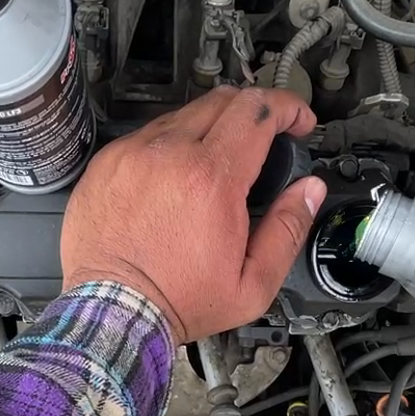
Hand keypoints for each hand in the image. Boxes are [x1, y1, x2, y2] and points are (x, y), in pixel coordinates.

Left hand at [62, 86, 327, 344]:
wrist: (113, 314)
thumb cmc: (175, 304)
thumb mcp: (251, 286)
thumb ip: (287, 233)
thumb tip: (308, 193)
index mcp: (212, 181)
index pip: (258, 112)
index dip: (287, 108)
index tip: (296, 120)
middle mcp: (169, 156)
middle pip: (222, 101)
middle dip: (251, 113)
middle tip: (260, 139)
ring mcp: (132, 156)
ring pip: (181, 116)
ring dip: (206, 131)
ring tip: (213, 167)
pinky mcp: (106, 166)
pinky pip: (145, 138)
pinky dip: (166, 149)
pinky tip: (172, 181)